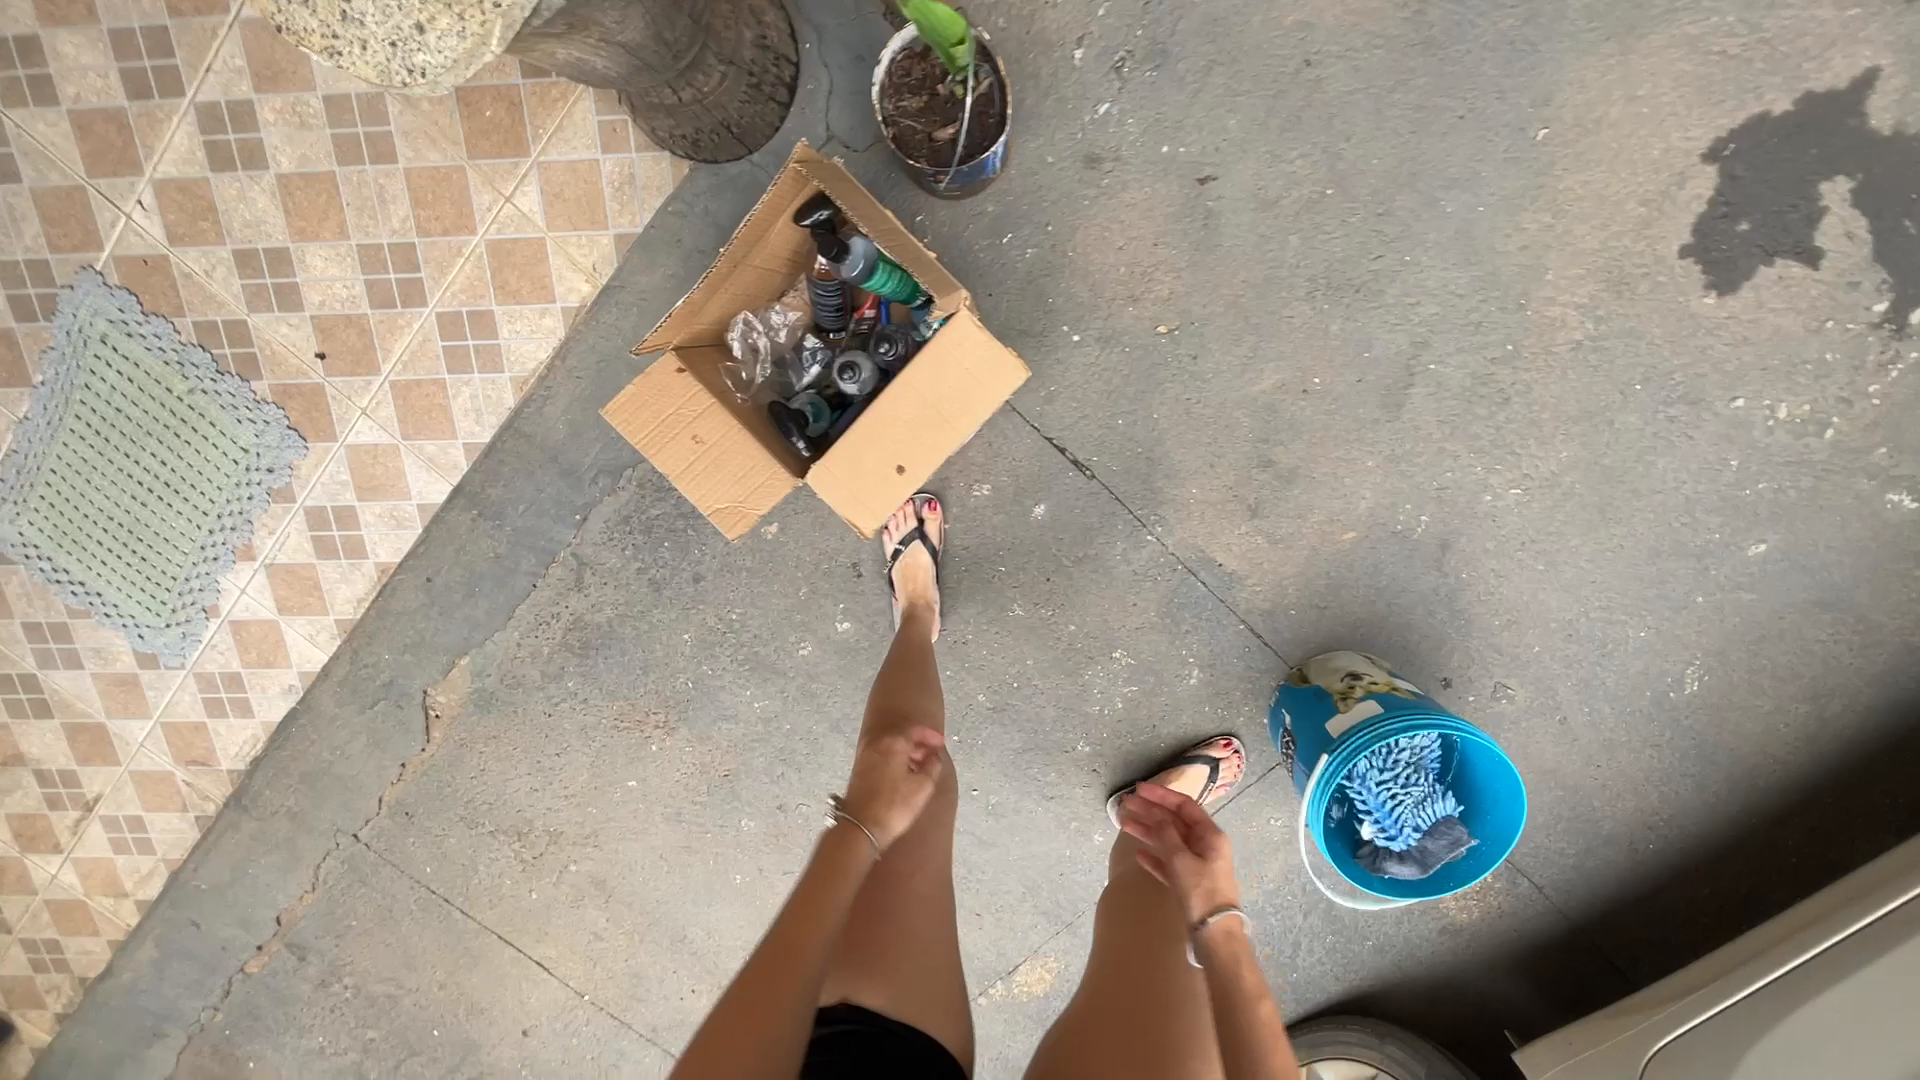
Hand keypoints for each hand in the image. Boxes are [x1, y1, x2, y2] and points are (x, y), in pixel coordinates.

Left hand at [839, 726, 946, 851]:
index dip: (931, 736)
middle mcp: (877, 744)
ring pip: (891, 748)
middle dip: (919, 745)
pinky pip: (883, 757)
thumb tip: (934, 757)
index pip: (915, 730)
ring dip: (908, 754)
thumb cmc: (894, 805)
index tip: (941, 744)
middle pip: (902, 737)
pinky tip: (904, 776)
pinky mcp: (860, 770)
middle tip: (932, 756)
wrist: (860, 827)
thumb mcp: (923, 787)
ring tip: (921, 768)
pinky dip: (896, 760)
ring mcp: (865, 756)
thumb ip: (933, 766)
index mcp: (893, 743)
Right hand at [1119, 782, 1242, 922]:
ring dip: (1147, 831)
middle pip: (1174, 821)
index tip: (1139, 790)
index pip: (1184, 805)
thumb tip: (1157, 817)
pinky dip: (1154, 856)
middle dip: (1150, 811)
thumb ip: (1167, 834)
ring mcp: (1196, 865)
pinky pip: (1168, 863)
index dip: (1161, 795)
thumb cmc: (1201, 891)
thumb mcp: (1181, 859)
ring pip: (1168, 841)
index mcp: (1210, 835)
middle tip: (1126, 804)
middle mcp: (1204, 846)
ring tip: (1124, 824)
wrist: (1215, 935)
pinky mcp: (1187, 883)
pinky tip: (1138, 854)